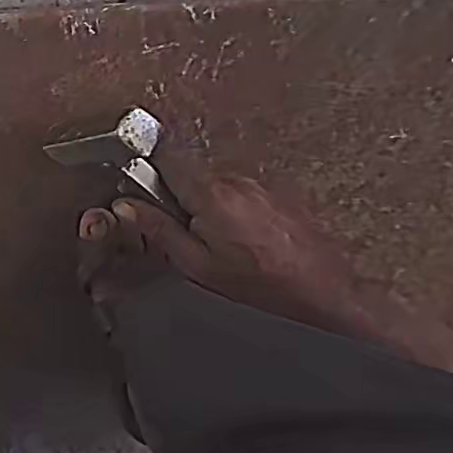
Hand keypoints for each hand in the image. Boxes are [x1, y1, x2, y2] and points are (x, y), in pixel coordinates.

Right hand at [102, 158, 354, 315]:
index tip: (135, 176)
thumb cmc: (264, 288)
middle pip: (187, 171)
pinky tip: (238, 243)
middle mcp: (236, 181)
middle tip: (179, 229)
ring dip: (204, 206)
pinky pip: (236, 195)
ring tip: (215, 243)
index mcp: (211, 194)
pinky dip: (229, 213)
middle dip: (176, 195)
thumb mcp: (196, 265)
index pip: (165, 154)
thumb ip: (158, 230)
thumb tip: (127, 207)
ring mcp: (257, 187)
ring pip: (212, 185)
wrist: (325, 298)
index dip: (145, 163)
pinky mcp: (273, 196)